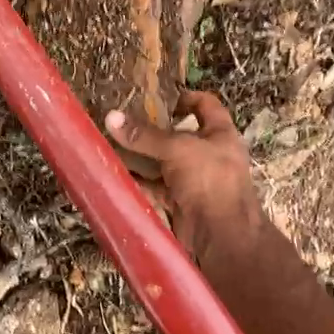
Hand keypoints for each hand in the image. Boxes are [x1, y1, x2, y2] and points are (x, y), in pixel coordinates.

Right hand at [106, 91, 270, 265]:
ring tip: (111, 144)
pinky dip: (137, 181)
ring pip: (162, 162)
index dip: (184, 97)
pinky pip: (154, 186)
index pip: (205, 105)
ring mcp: (193, 179)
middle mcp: (208, 154)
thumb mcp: (177, 150)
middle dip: (152, 129)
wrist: (222, 235)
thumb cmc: (210, 181)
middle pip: (177, 135)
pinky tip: (115, 174)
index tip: (156, 98)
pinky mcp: (179, 201)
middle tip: (122, 121)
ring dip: (140, 156)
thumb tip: (110, 117)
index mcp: (220, 134)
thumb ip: (144, 135)